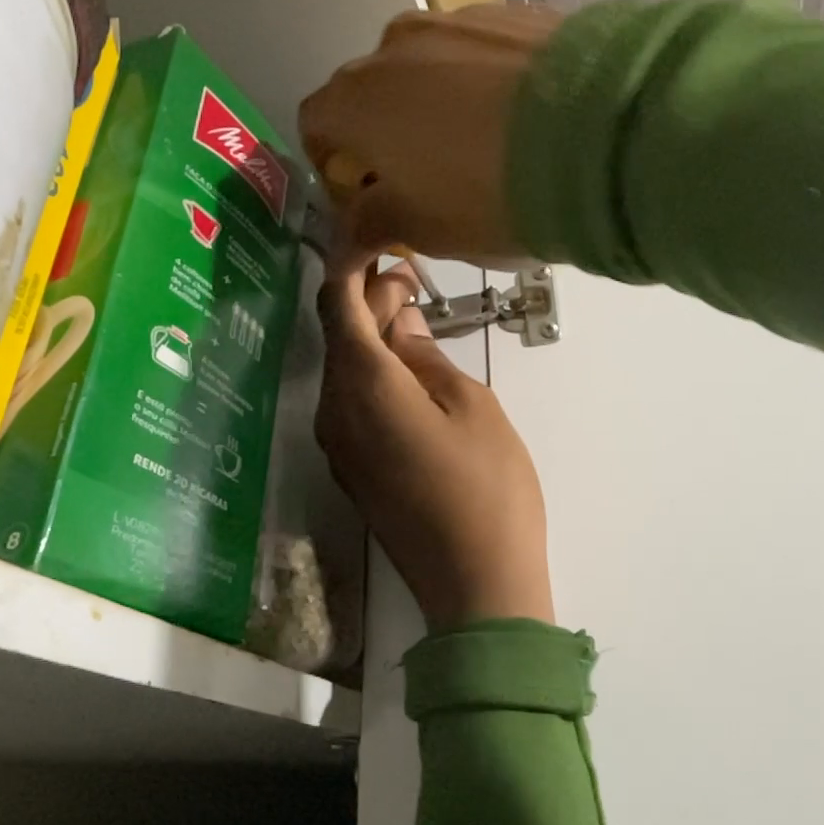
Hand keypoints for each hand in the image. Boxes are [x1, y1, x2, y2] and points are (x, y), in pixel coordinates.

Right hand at [299, 4, 563, 262]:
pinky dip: (486, 94)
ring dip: (438, 117)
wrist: (602, 138)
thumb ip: (370, 227)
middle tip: (429, 193)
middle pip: (372, 99)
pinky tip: (523, 131)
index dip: (337, 175)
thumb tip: (344, 240)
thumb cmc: (491, 196)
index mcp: (357, 100)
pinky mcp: (515, 17)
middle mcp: (396, 45)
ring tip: (485, 163)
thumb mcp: (422, 230)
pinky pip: (481, 61)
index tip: (370, 208)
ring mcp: (458, 22)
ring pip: (429, 76)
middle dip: (389, 146)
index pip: (317, 130)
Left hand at [315, 253, 553, 628]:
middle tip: (414, 281)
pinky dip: (373, 378)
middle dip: (368, 301)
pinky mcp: (354, 473)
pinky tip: (409, 376)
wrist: (477, 585)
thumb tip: (398, 324)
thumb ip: (425, 356)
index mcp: (363, 387)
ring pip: (343, 372)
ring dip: (372, 340)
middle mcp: (335, 413)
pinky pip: (352, 406)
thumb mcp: (472, 407)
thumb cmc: (488, 488)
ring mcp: (340, 448)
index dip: (351, 262)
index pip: (337, 303)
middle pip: (338, 337)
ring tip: (417, 323)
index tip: (379, 238)